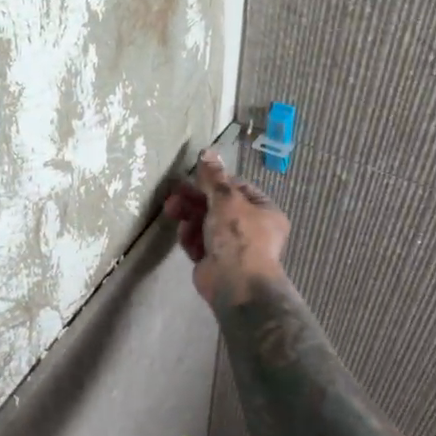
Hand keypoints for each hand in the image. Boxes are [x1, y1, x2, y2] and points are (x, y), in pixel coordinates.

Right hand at [163, 149, 289, 305]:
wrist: (235, 283)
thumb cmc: (239, 236)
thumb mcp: (227, 199)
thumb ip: (214, 177)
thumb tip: (208, 151)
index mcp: (264, 211)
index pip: (237, 189)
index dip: (214, 182)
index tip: (194, 177)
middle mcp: (251, 229)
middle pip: (218, 207)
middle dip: (194, 199)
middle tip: (173, 194)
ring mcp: (233, 247)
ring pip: (206, 224)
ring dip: (189, 217)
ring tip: (171, 211)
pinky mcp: (214, 262)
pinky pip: (200, 243)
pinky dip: (190, 238)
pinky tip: (183, 236)